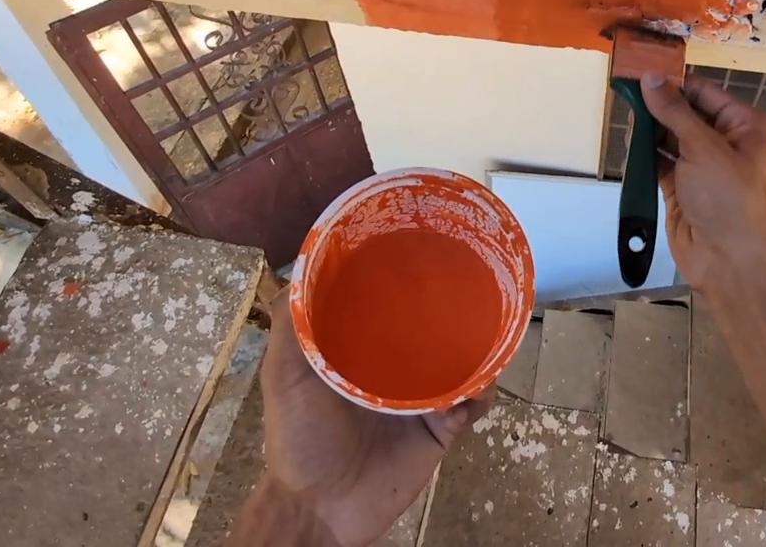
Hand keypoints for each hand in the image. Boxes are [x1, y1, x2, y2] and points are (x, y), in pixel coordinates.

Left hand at [254, 289, 491, 546]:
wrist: (321, 511)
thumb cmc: (299, 439)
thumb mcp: (283, 378)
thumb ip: (290, 329)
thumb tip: (301, 269)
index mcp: (367, 349)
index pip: (397, 305)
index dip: (413, 281)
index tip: (430, 254)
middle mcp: (399, 366)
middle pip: (438, 329)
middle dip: (458, 313)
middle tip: (471, 295)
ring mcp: (422, 398)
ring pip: (464, 363)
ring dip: (479, 353)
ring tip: (482, 345)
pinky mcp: (441, 430)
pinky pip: (473, 405)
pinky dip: (480, 395)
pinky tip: (471, 394)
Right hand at [640, 72, 765, 288]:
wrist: (730, 262)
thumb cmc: (728, 198)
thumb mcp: (703, 148)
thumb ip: (674, 111)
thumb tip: (650, 77)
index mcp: (744, 125)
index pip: (704, 91)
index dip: (674, 81)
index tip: (641, 69)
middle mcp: (726, 141)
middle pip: (686, 112)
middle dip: (658, 105)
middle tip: (624, 90)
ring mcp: (703, 165)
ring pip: (671, 136)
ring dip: (650, 129)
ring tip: (624, 114)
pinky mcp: (683, 186)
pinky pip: (661, 161)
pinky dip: (646, 153)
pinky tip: (629, 143)